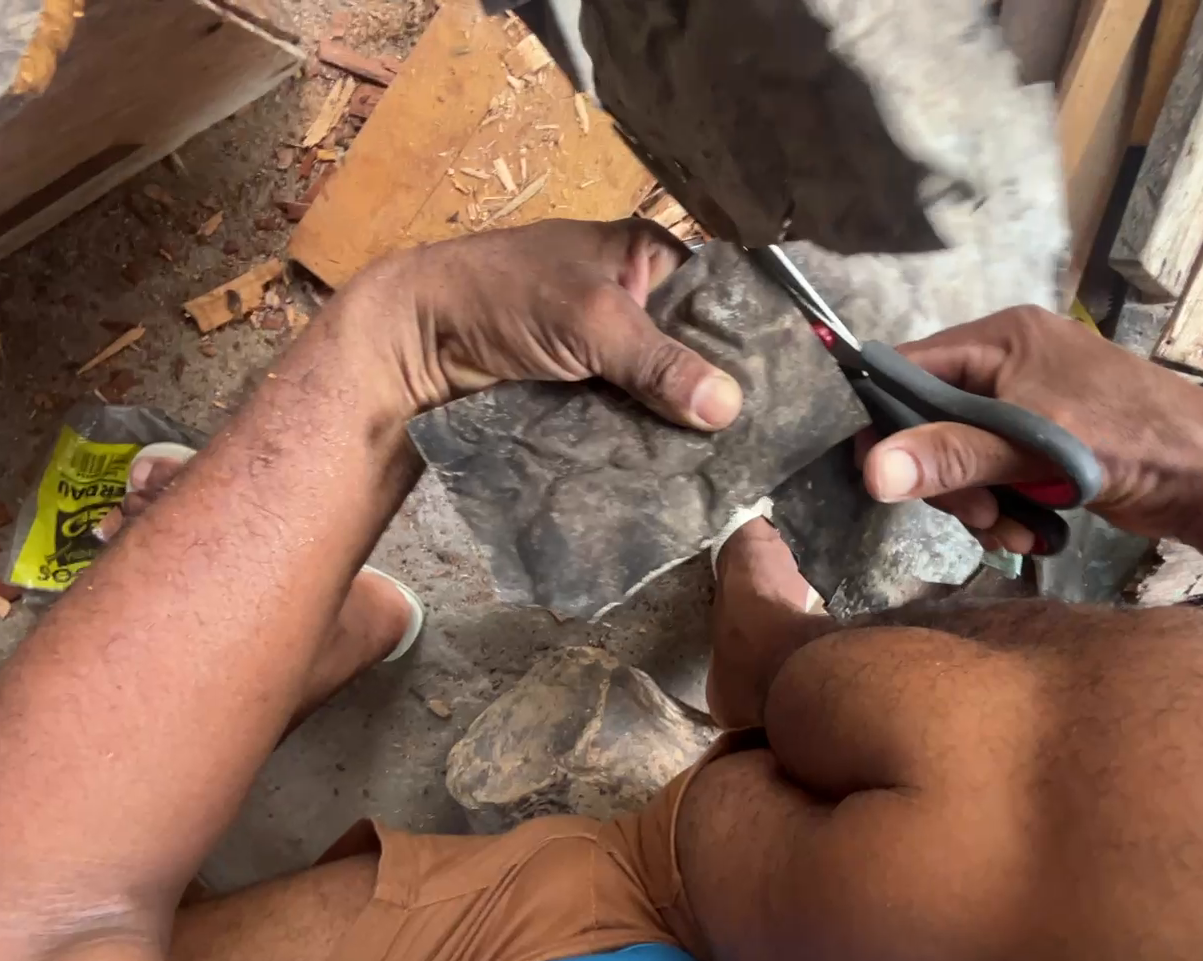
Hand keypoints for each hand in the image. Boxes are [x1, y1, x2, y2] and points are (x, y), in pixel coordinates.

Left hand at [334, 218, 743, 430]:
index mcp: (646, 257)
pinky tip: (679, 461)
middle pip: (693, 347)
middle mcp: (635, 299)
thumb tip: (727, 408)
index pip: (717, 295)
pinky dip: (648, 433)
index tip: (781, 387)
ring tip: (728, 458)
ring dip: (682, 419)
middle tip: (758, 436)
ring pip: (664, 384)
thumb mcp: (593, 320)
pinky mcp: (590, 386)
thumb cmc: (506, 298)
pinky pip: (633, 409)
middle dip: (715, 388)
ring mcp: (610, 347)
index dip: (745, 338)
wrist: (421, 340)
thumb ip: (659, 362)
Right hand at [859, 306, 1202, 550]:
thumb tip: (869, 473)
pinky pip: (987, 473)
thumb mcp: (1030, 446)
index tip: (878, 473)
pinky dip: (999, 508)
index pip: (905, 369)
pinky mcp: (1036, 440)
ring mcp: (1021, 404)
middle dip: (944, 479)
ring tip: (1009, 531)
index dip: (884, 421)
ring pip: (955, 456)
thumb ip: (948, 455)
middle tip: (974, 514)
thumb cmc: (1131, 440)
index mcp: (999, 339)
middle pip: (927, 422)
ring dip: (974, 504)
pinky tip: (1025, 531)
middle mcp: (1003, 363)